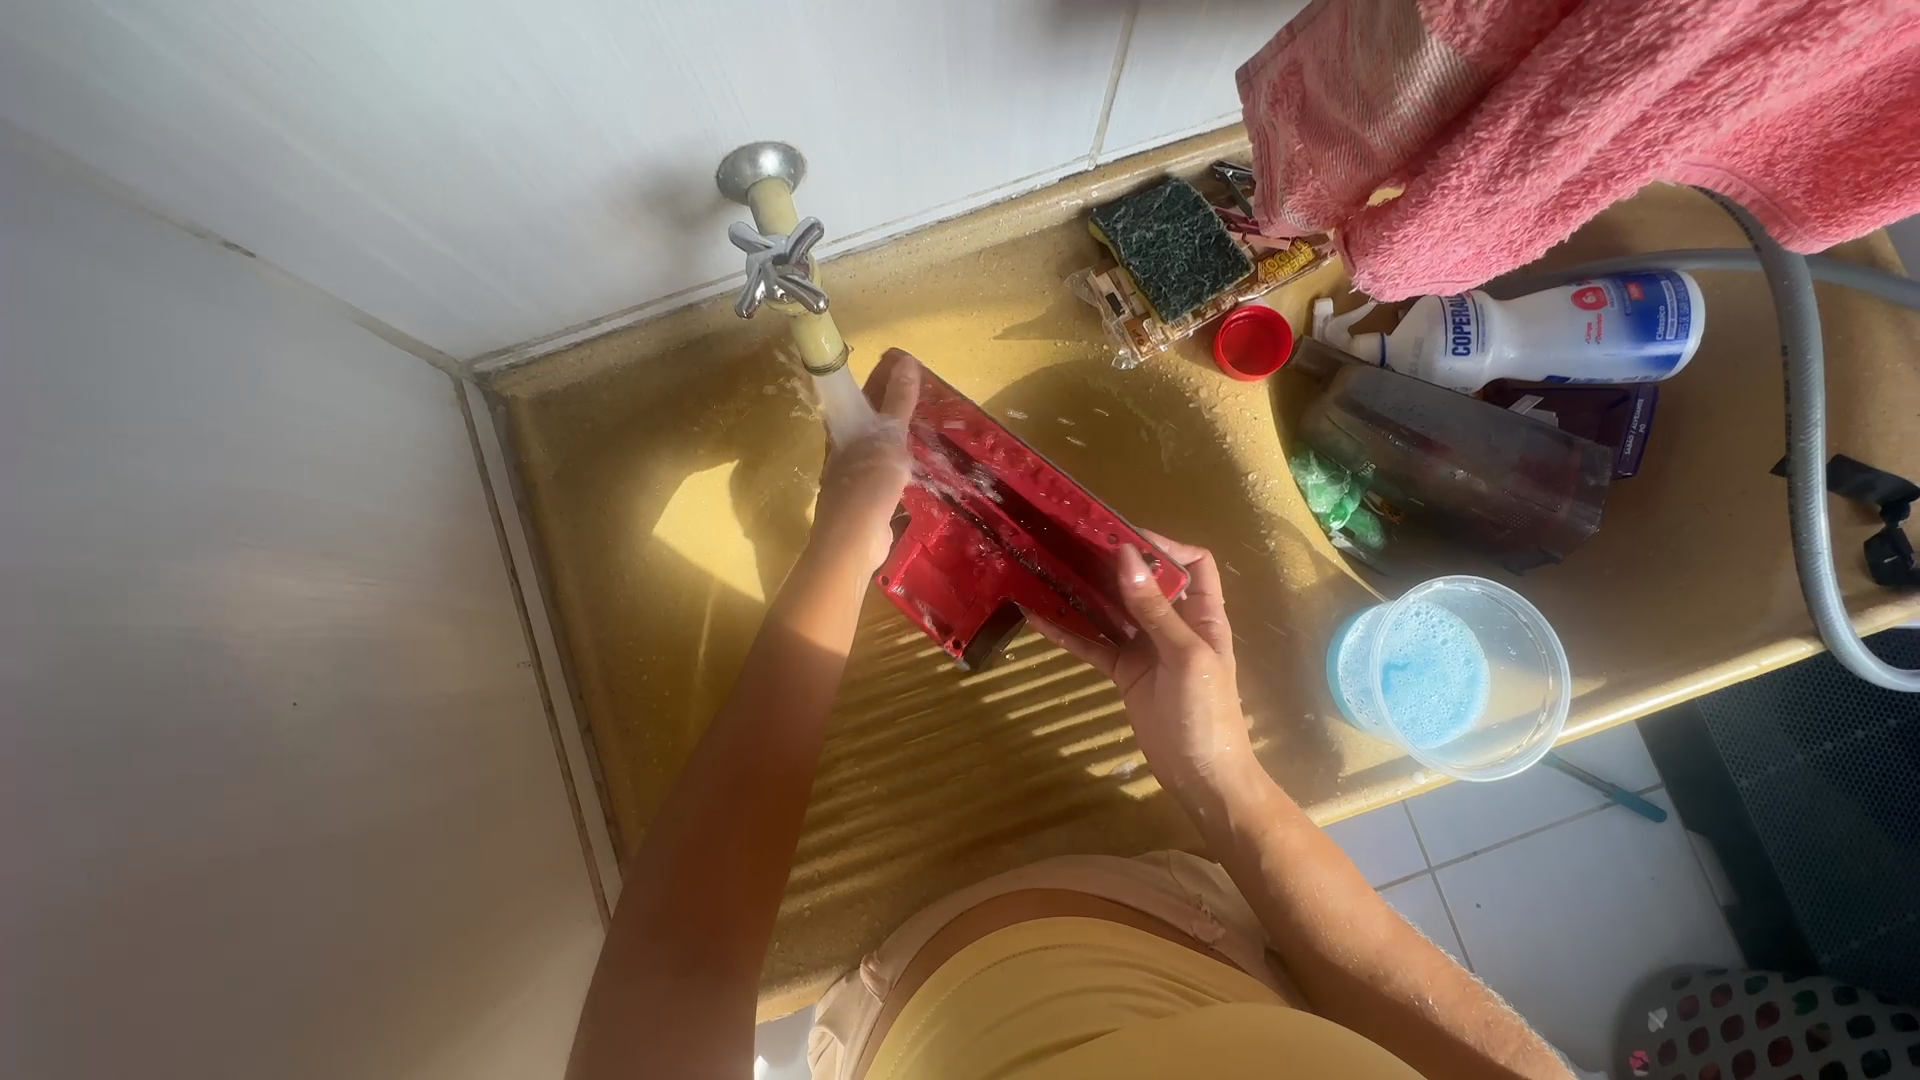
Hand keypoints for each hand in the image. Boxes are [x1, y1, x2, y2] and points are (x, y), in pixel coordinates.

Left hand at [810, 350, 919, 576]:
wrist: (854, 540)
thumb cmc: (869, 483)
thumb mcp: (889, 437)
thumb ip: (898, 403)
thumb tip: (907, 361)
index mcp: (841, 432)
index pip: (853, 395)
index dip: (875, 380)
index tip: (897, 365)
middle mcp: (840, 452)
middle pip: (862, 422)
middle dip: (883, 408)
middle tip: (912, 393)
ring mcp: (850, 480)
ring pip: (870, 450)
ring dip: (888, 439)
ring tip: (914, 429)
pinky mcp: (862, 504)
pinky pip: (880, 476)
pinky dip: (894, 467)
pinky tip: (908, 470)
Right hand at [1025, 531, 1255, 797]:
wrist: (1200, 775)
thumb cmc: (1207, 712)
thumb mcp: (1185, 655)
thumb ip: (1155, 609)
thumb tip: (1126, 557)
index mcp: (1202, 614)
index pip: (1192, 563)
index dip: (1164, 546)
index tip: (1122, 538)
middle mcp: (1174, 623)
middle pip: (1145, 581)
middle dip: (1112, 562)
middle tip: (1073, 544)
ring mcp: (1146, 647)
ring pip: (1113, 610)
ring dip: (1085, 593)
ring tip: (1051, 570)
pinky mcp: (1123, 671)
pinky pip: (1093, 644)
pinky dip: (1068, 633)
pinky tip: (1039, 619)